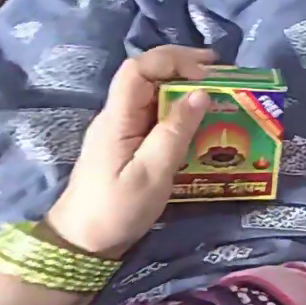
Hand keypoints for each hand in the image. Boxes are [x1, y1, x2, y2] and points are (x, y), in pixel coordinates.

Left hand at [45, 45, 215, 257]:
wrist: (82, 243)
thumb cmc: (116, 210)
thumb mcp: (152, 174)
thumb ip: (175, 132)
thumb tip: (201, 94)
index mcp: (118, 118)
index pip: (140, 68)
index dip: (174, 61)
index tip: (207, 73)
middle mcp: (118, 116)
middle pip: (148, 75)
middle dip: (186, 69)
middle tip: (224, 76)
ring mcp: (122, 130)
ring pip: (154, 95)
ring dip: (186, 90)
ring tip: (220, 95)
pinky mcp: (129, 144)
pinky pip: (156, 116)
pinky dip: (180, 112)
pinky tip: (201, 122)